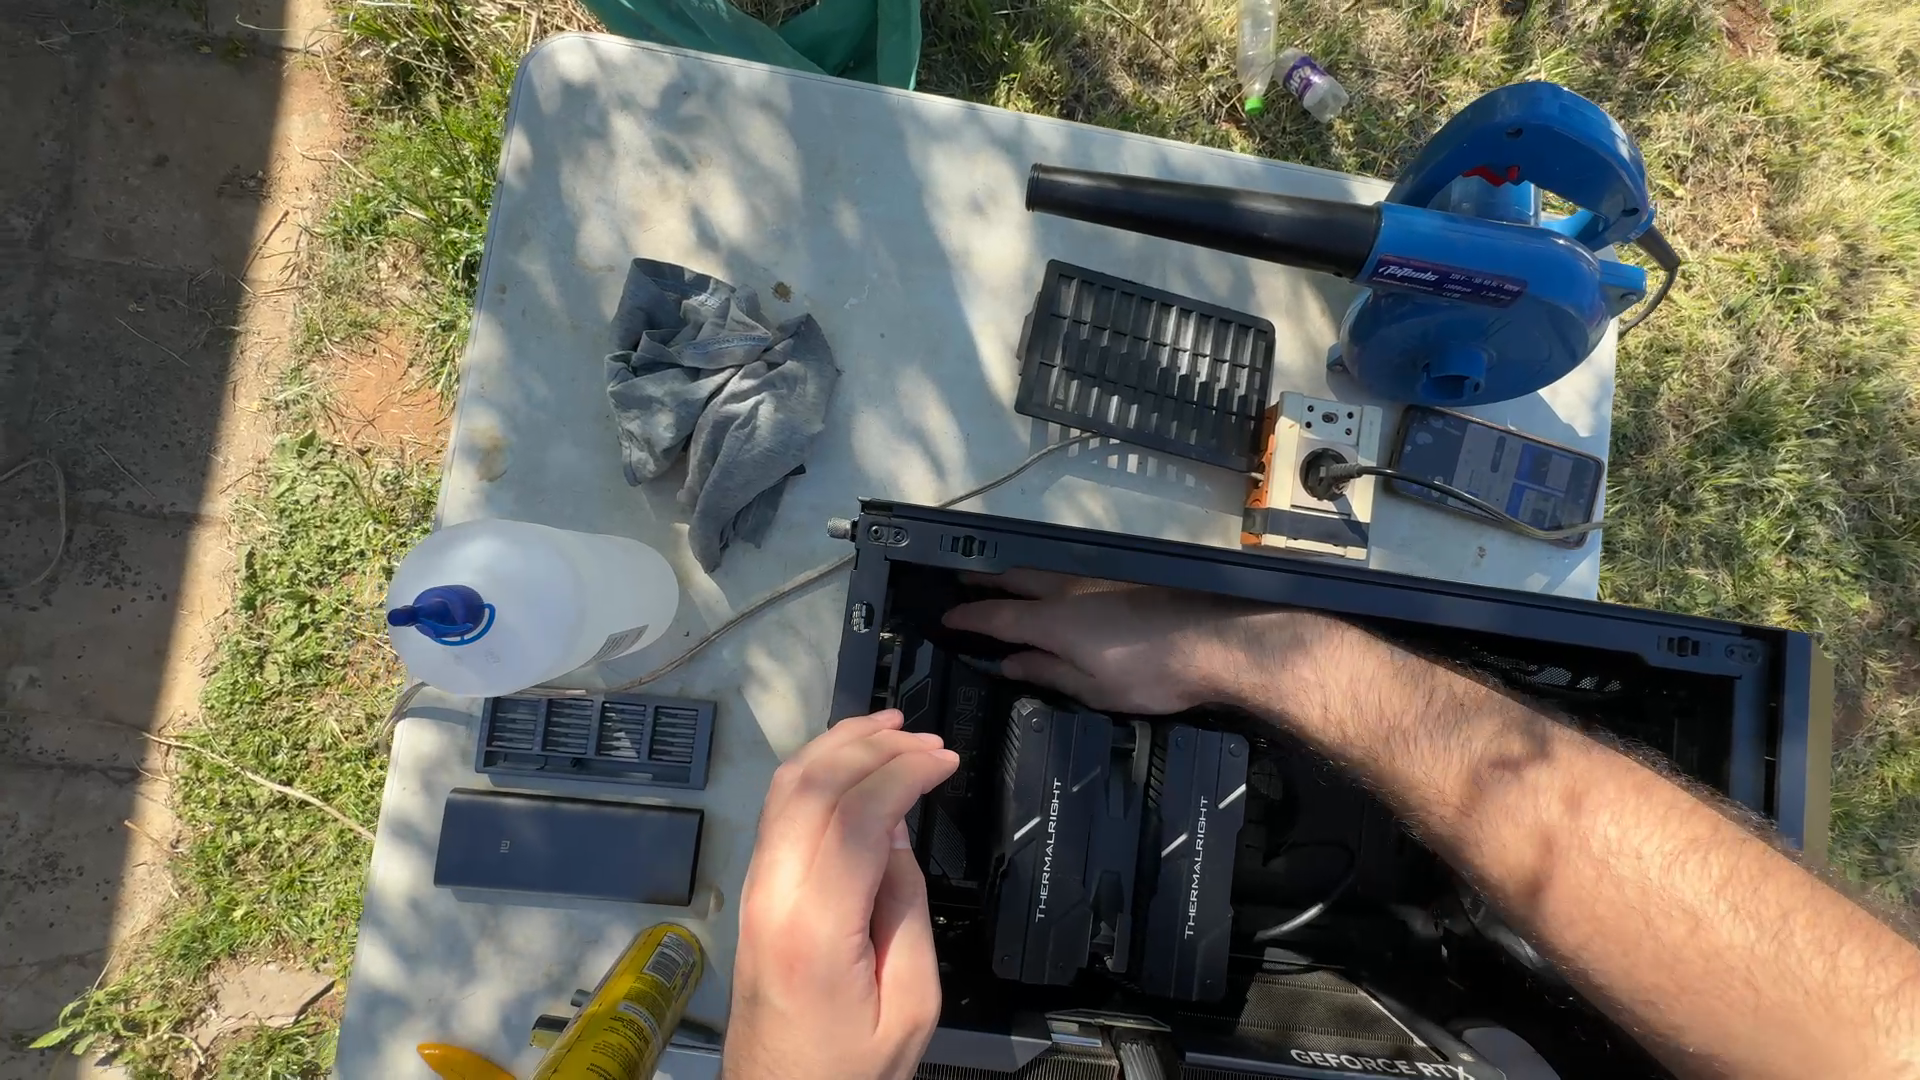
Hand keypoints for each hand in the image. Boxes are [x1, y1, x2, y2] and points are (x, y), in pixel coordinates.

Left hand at [723, 709, 959, 1079]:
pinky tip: (850, 755)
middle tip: (925, 739)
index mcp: (813, 929)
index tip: (946, 760)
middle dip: (875, 745)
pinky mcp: (753, 885)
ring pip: (788, 783)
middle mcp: (771, 893)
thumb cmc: (851, 1069)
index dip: (905, 772)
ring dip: (841, 742)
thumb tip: (898, 828)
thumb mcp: (911, 1004)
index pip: (855, 817)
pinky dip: (818, 765)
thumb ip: (907, 906)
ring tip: (889, 724)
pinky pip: (780, 804)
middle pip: (814, 783)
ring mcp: (754, 885)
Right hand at [943, 570, 1333, 713]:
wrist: (1217, 639)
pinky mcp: (1120, 575)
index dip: (967, 618)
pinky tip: (1052, 588)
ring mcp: (1095, 577)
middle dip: (983, 581)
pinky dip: (1045, 577)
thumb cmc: (1151, 673)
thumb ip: (1046, 671)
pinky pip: (1067, 572)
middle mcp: (1067, 589)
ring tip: (999, 581)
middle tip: (961, 583)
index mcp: (1052, 619)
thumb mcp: (1094, 688)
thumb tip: (1009, 663)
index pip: (995, 615)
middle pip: (1013, 578)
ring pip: (1041, 570)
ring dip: (1013, 574)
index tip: (946, 619)